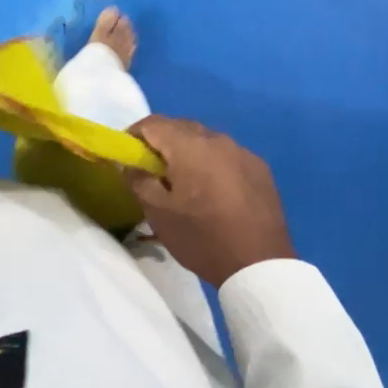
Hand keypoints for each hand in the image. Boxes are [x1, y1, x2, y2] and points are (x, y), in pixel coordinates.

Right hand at [125, 116, 296, 286]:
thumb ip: (139, 181)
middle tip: (152, 169)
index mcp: (189, 146)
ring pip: (206, 141)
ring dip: (189, 152)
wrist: (260, 264)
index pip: (153, 123)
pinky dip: (213, 164)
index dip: (135, 134)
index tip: (127, 154)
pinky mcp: (259, 167)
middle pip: (181, 127)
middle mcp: (216, 139)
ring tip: (184, 181)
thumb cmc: (202, 238)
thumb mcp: (159, 214)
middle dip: (162, 142)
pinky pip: (227, 155)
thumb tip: (129, 164)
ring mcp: (241, 151)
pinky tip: (214, 190)